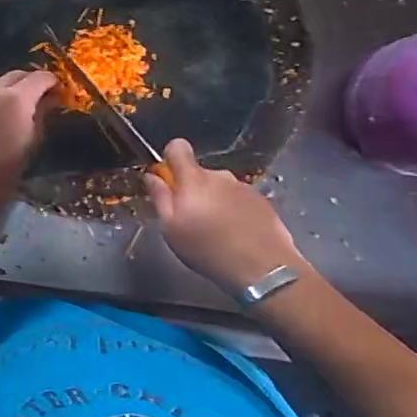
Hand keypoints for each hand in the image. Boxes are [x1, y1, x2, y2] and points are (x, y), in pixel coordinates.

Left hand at [0, 71, 57, 196]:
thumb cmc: (11, 161)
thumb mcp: (35, 136)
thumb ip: (43, 111)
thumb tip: (51, 98)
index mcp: (18, 98)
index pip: (40, 78)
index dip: (52, 82)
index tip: (58, 91)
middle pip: (19, 74)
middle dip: (33, 81)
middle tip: (43, 94)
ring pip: (1, 77)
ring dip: (14, 83)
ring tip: (22, 98)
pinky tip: (4, 104)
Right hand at [144, 139, 307, 291]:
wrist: (264, 269)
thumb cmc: (207, 249)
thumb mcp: (171, 228)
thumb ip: (160, 197)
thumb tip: (151, 176)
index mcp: (194, 179)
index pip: (178, 147)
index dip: (170, 157)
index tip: (168, 179)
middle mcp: (220, 176)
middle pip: (198, 172)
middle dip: (191, 188)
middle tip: (190, 218)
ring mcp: (244, 188)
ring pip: (219, 186)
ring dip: (213, 200)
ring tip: (216, 230)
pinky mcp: (263, 201)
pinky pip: (238, 198)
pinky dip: (233, 209)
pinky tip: (235, 233)